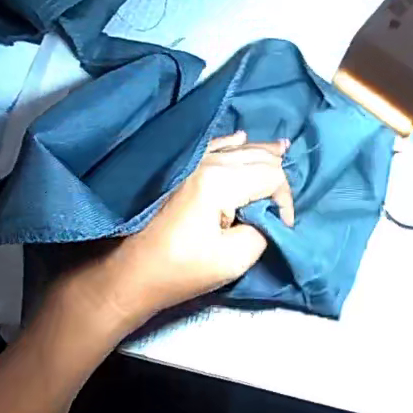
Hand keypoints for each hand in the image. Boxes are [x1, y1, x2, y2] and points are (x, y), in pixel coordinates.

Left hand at [64, 132, 295, 332]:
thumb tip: (266, 216)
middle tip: (287, 194)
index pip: (271, 176)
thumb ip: (261, 230)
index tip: (282, 227)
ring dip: (258, 153)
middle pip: (255, 156)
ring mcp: (187, 162)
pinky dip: (230, 144)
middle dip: (276, 175)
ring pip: (234, 148)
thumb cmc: (177, 270)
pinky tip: (239, 138)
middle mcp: (203, 162)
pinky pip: (209, 147)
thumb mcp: (232, 260)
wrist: (124, 274)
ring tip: (282, 149)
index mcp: (218, 180)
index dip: (286, 201)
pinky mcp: (175, 170)